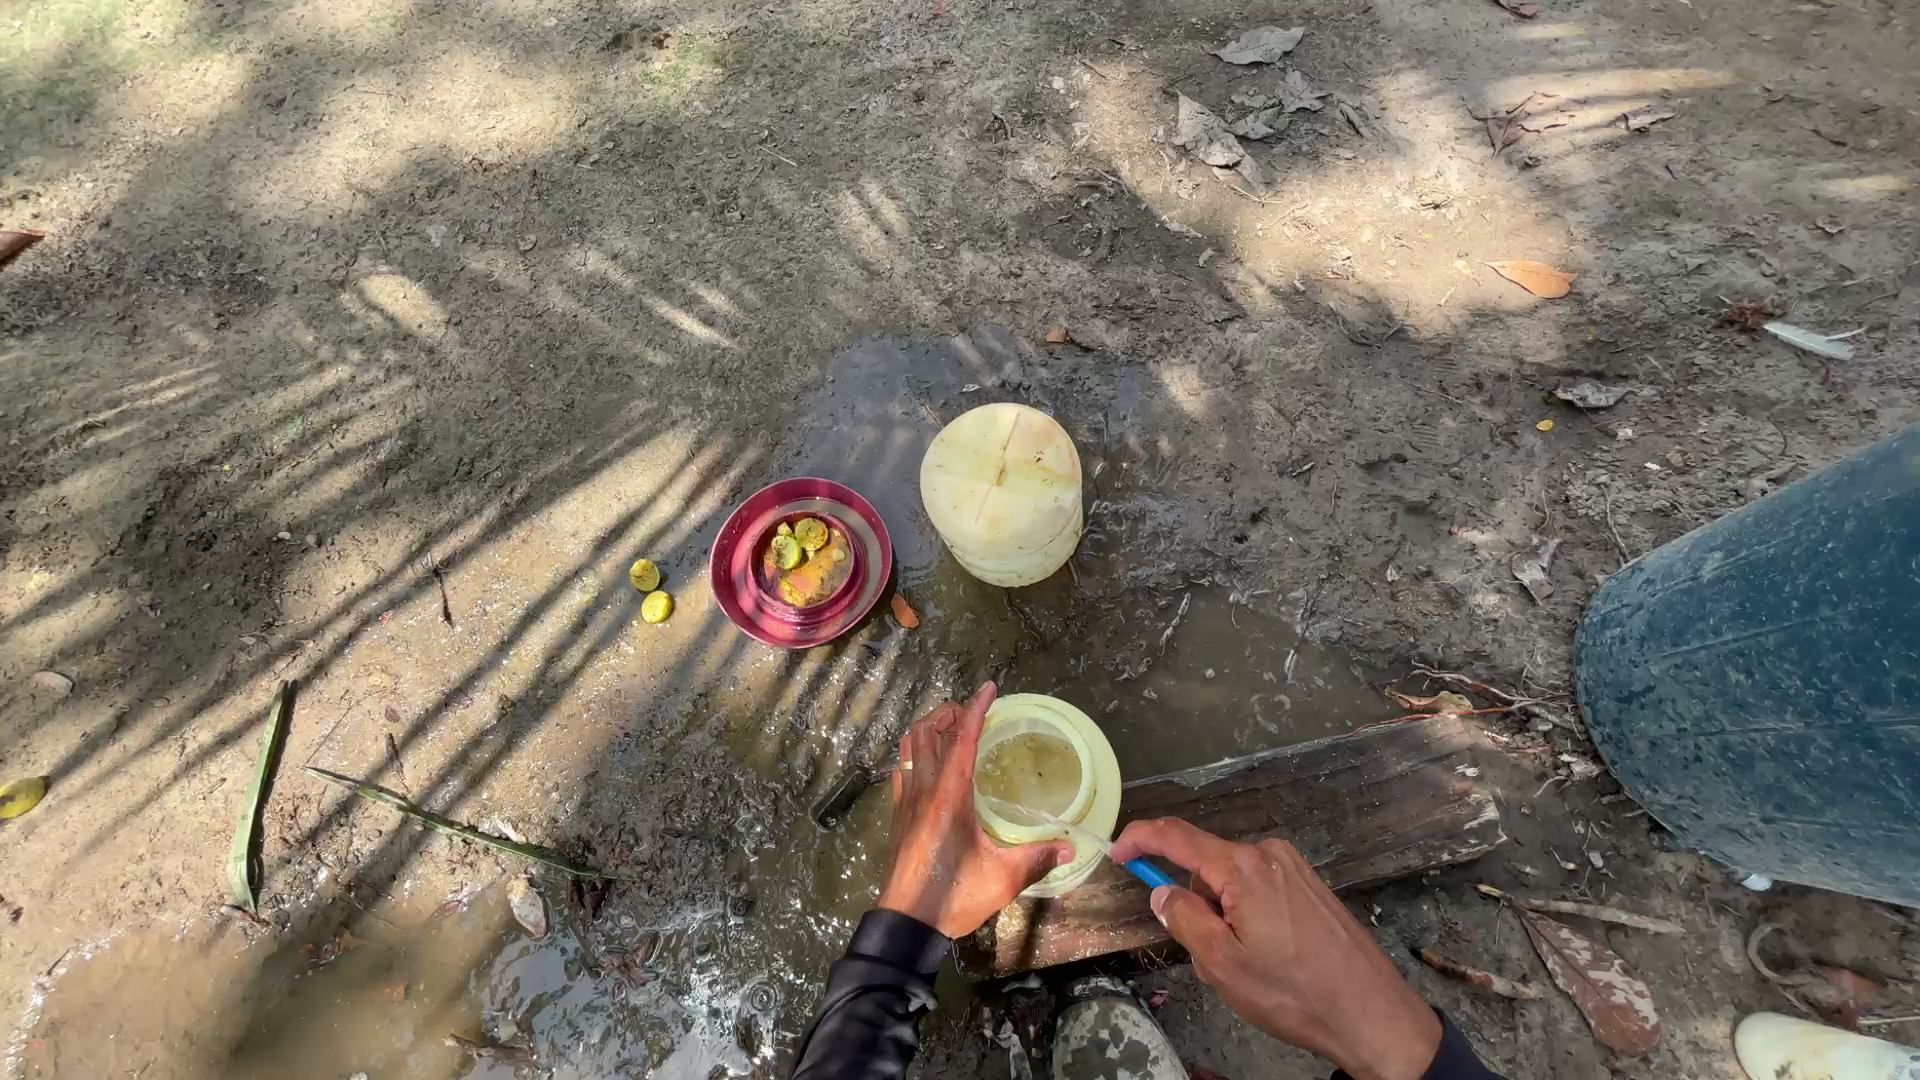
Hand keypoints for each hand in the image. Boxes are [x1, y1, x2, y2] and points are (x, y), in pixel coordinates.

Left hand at [875, 682, 1072, 938]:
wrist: (905, 923)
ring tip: (953, 731)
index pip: (963, 738)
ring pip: (910, 745)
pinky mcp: (898, 813)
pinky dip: (917, 753)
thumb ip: (1037, 858)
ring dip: (930, 729)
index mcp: (949, 794)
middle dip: (949, 712)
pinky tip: (932, 765)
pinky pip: (903, 768)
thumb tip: (1070, 847)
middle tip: (972, 714)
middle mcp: (924, 787)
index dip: (977, 708)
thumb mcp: (1002, 879)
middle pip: (927, 730)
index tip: (989, 687)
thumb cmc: (953, 896)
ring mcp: (906, 799)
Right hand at [1109, 819, 1441, 1079]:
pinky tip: (1270, 954)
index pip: (1175, 836)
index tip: (1117, 852)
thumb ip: (1183, 919)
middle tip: (1209, 955)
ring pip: (1232, 880)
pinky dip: (1247, 914)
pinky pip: (1257, 887)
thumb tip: (1163, 892)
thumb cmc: (1295, 992)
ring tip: (1247, 964)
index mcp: (1243, 866)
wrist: (1377, 1018)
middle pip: (1205, 865)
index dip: (1139, 839)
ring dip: (1223, 914)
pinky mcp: (1308, 883)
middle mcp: (1267, 853)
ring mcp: (1291, 866)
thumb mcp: (1223, 964)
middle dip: (1195, 903)